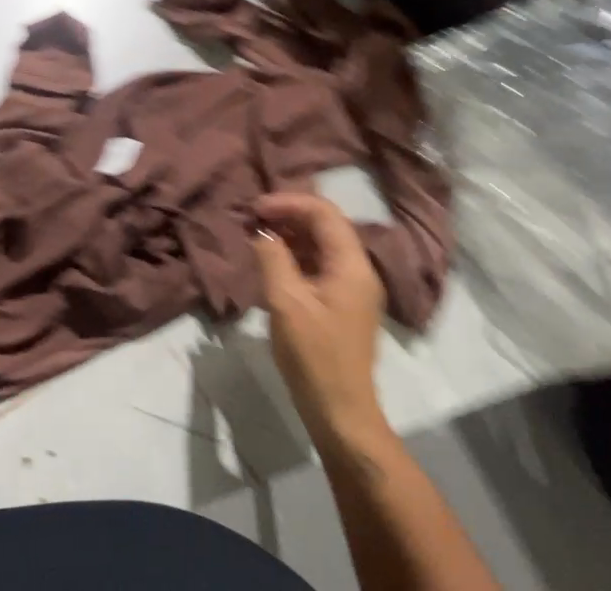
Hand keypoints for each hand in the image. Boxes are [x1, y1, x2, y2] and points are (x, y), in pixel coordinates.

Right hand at [251, 193, 387, 440]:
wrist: (339, 408)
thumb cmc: (313, 355)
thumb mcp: (286, 302)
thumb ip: (273, 258)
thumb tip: (262, 231)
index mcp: (352, 266)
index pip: (324, 213)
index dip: (288, 203)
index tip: (254, 209)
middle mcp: (359, 270)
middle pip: (326, 225)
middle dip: (289, 215)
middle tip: (252, 219)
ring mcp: (352, 287)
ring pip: (322, 244)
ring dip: (290, 234)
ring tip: (257, 236)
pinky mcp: (341, 303)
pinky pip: (319, 264)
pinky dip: (295, 255)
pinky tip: (271, 261)